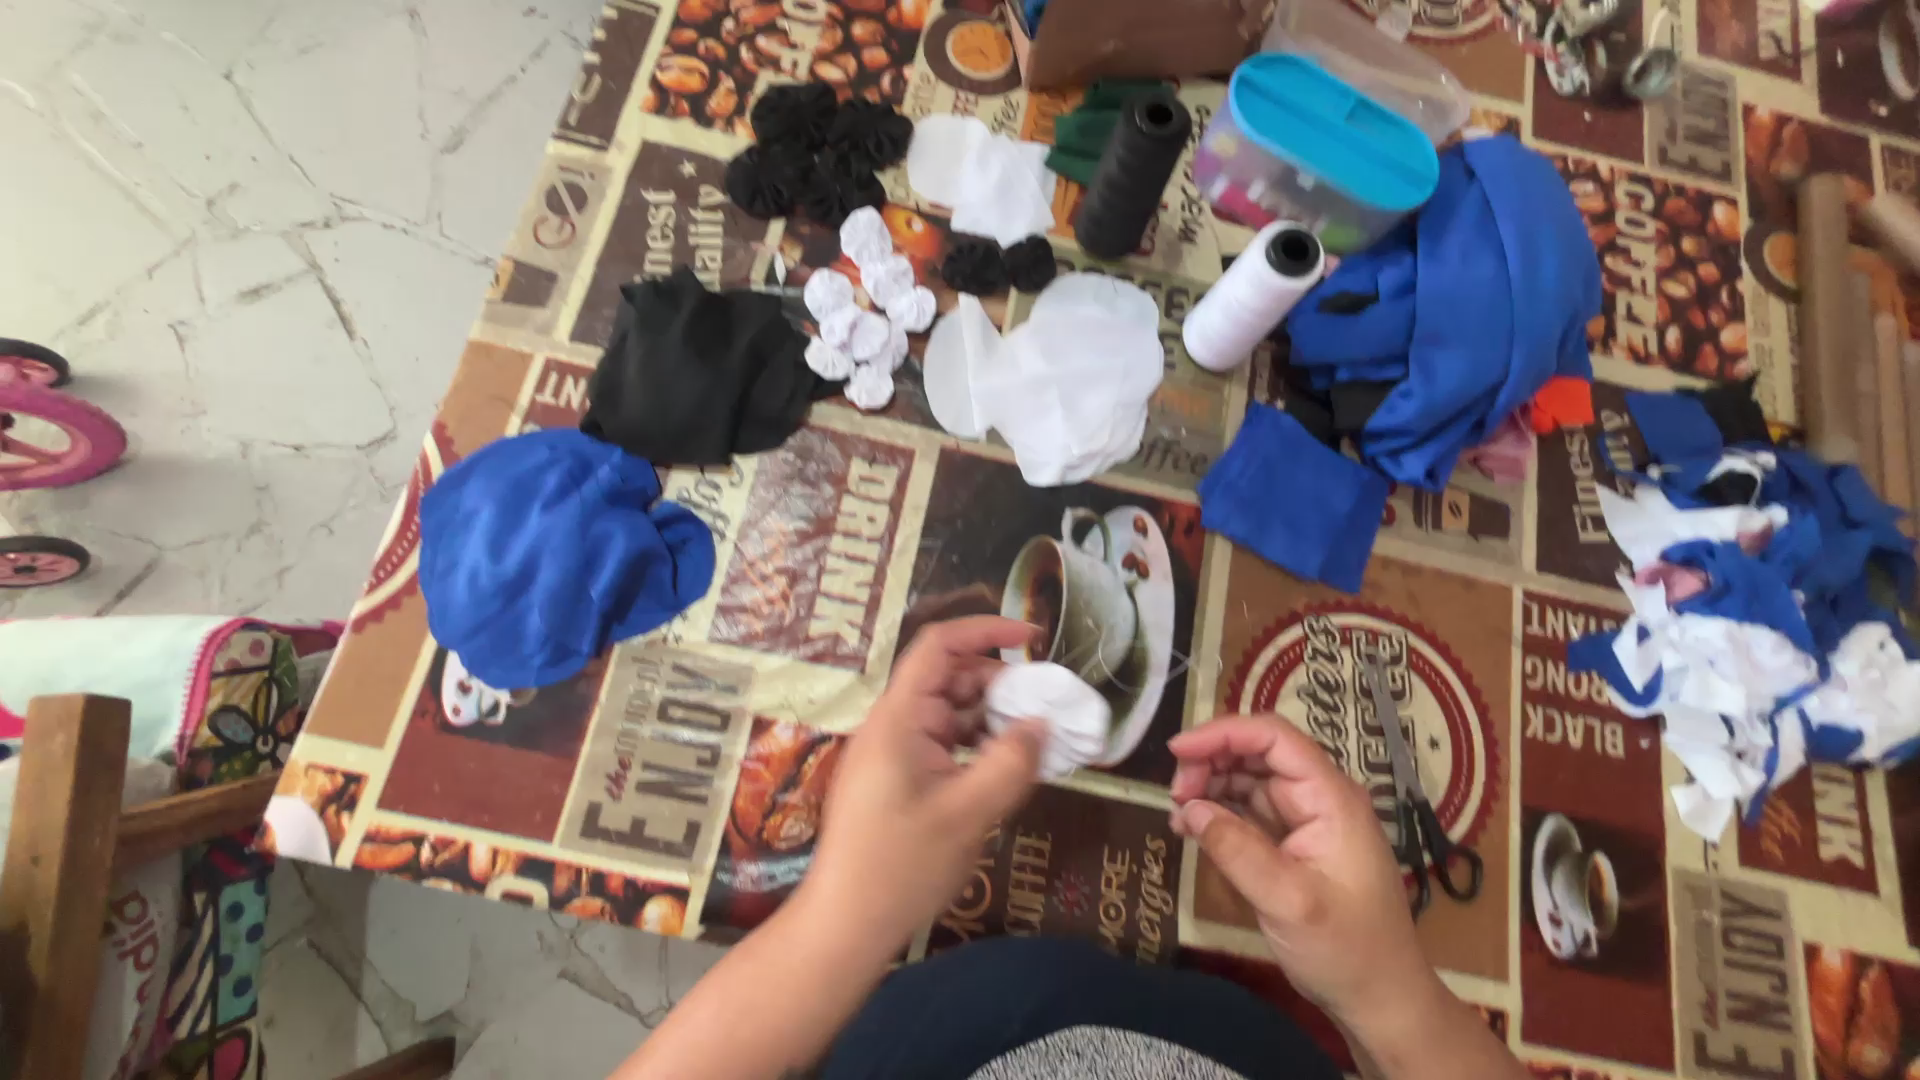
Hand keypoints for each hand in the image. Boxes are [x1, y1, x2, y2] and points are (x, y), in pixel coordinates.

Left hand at [796, 616, 1046, 951]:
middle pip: (947, 677)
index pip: (939, 646)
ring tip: (1032, 736)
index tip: (1032, 639)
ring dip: (989, 716)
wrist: (845, 924)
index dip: (986, 631)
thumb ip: (1010, 763)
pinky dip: (974, 743)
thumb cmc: (900, 867)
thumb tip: (1042, 723)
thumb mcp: (968, 815)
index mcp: (899, 717)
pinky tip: (1002, 763)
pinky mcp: (897, 775)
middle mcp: (893, 723)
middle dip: (998, 682)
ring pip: (947, 711)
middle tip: (1043, 706)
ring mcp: (892, 749)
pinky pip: (941, 741)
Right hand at [1169, 715, 1438, 1025]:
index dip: (1222, 733)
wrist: (1380, 1000)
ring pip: (1245, 775)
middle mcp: (1316, 796)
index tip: (1177, 751)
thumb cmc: (1346, 949)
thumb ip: (1238, 851)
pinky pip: (1244, 806)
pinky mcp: (1288, 838)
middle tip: (1176, 797)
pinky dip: (1214, 810)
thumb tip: (1189, 809)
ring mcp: (1302, 816)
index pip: (1273, 737)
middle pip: (1254, 751)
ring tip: (1179, 815)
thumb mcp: (1289, 902)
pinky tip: (1190, 827)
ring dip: (1208, 785)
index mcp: (1330, 797)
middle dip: (1209, 761)